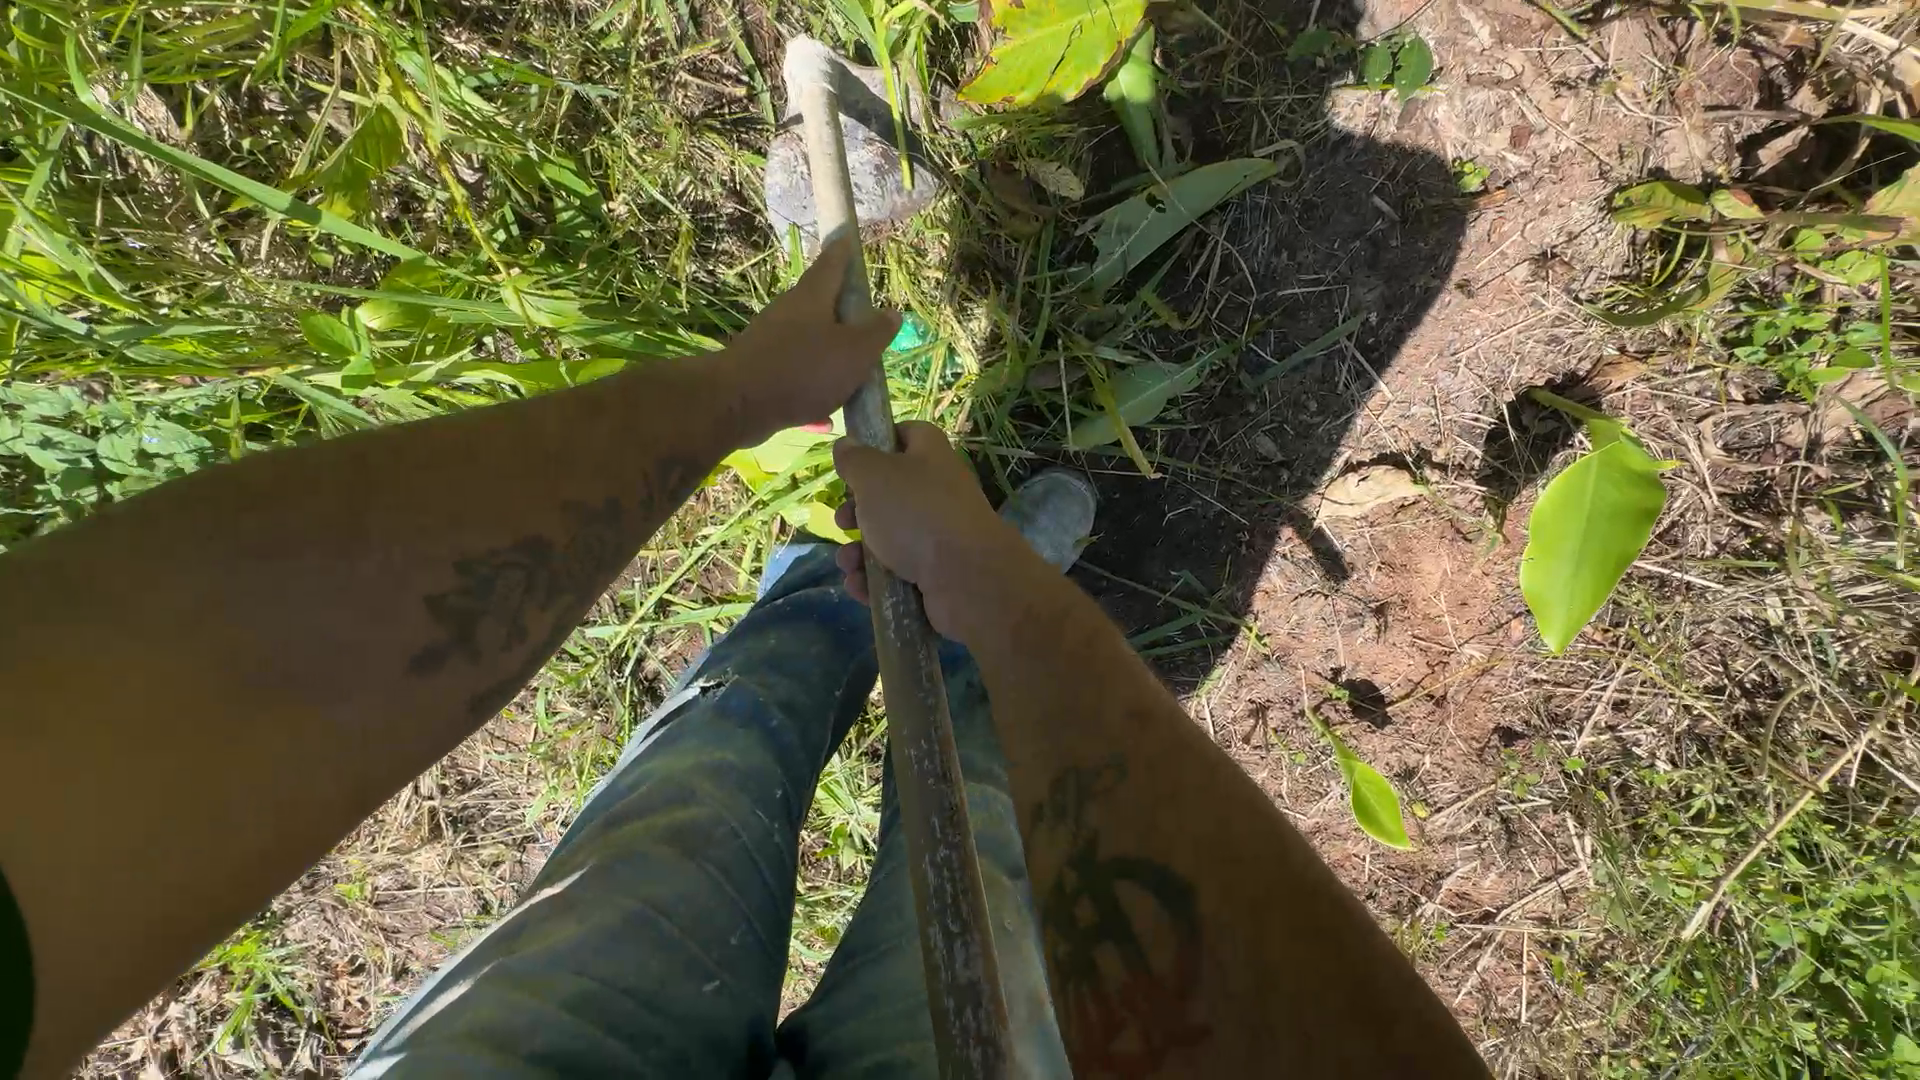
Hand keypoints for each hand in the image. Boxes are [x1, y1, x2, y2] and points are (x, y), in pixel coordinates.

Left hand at [724, 235, 900, 443]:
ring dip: (829, 357)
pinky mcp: (760, 372)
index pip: (832, 264)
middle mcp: (789, 313)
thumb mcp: (855, 352)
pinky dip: (813, 392)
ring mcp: (771, 342)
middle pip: (819, 305)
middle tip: (864, 324)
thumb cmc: (804, 369)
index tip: (849, 239)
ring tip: (851, 377)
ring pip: (808, 344)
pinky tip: (825, 418)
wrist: (739, 403)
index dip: (844, 252)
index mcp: (813, 298)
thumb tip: (892, 313)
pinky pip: (796, 378)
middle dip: (841, 312)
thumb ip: (876, 333)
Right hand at [831, 421, 1029, 639]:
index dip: (878, 441)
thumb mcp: (875, 475)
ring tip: (848, 563)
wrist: (967, 577)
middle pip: (889, 493)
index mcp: (929, 456)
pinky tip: (859, 586)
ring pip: (888, 538)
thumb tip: (846, 444)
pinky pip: (896, 573)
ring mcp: (938, 535)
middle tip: (843, 520)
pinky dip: (874, 580)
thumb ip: (855, 459)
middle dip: (857, 510)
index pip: (907, 434)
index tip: (852, 457)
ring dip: (859, 551)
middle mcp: (937, 492)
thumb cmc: (916, 513)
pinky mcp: (935, 573)